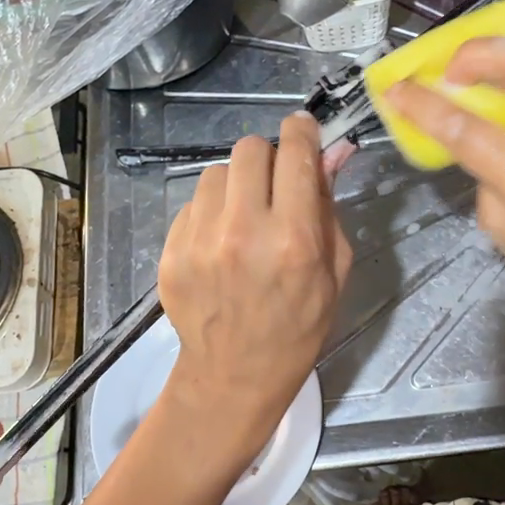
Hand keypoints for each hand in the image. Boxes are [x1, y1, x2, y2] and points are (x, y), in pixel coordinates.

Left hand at [157, 112, 351, 455]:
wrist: (236, 374)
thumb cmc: (298, 324)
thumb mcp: (333, 268)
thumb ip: (328, 204)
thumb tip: (332, 150)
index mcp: (292, 239)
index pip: (294, 152)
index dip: (302, 131)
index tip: (303, 130)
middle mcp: (242, 232)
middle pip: (250, 149)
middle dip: (268, 158)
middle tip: (275, 183)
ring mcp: (199, 242)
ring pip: (217, 172)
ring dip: (236, 185)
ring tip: (245, 218)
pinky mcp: (171, 252)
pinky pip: (193, 204)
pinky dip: (211, 212)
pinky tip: (221, 243)